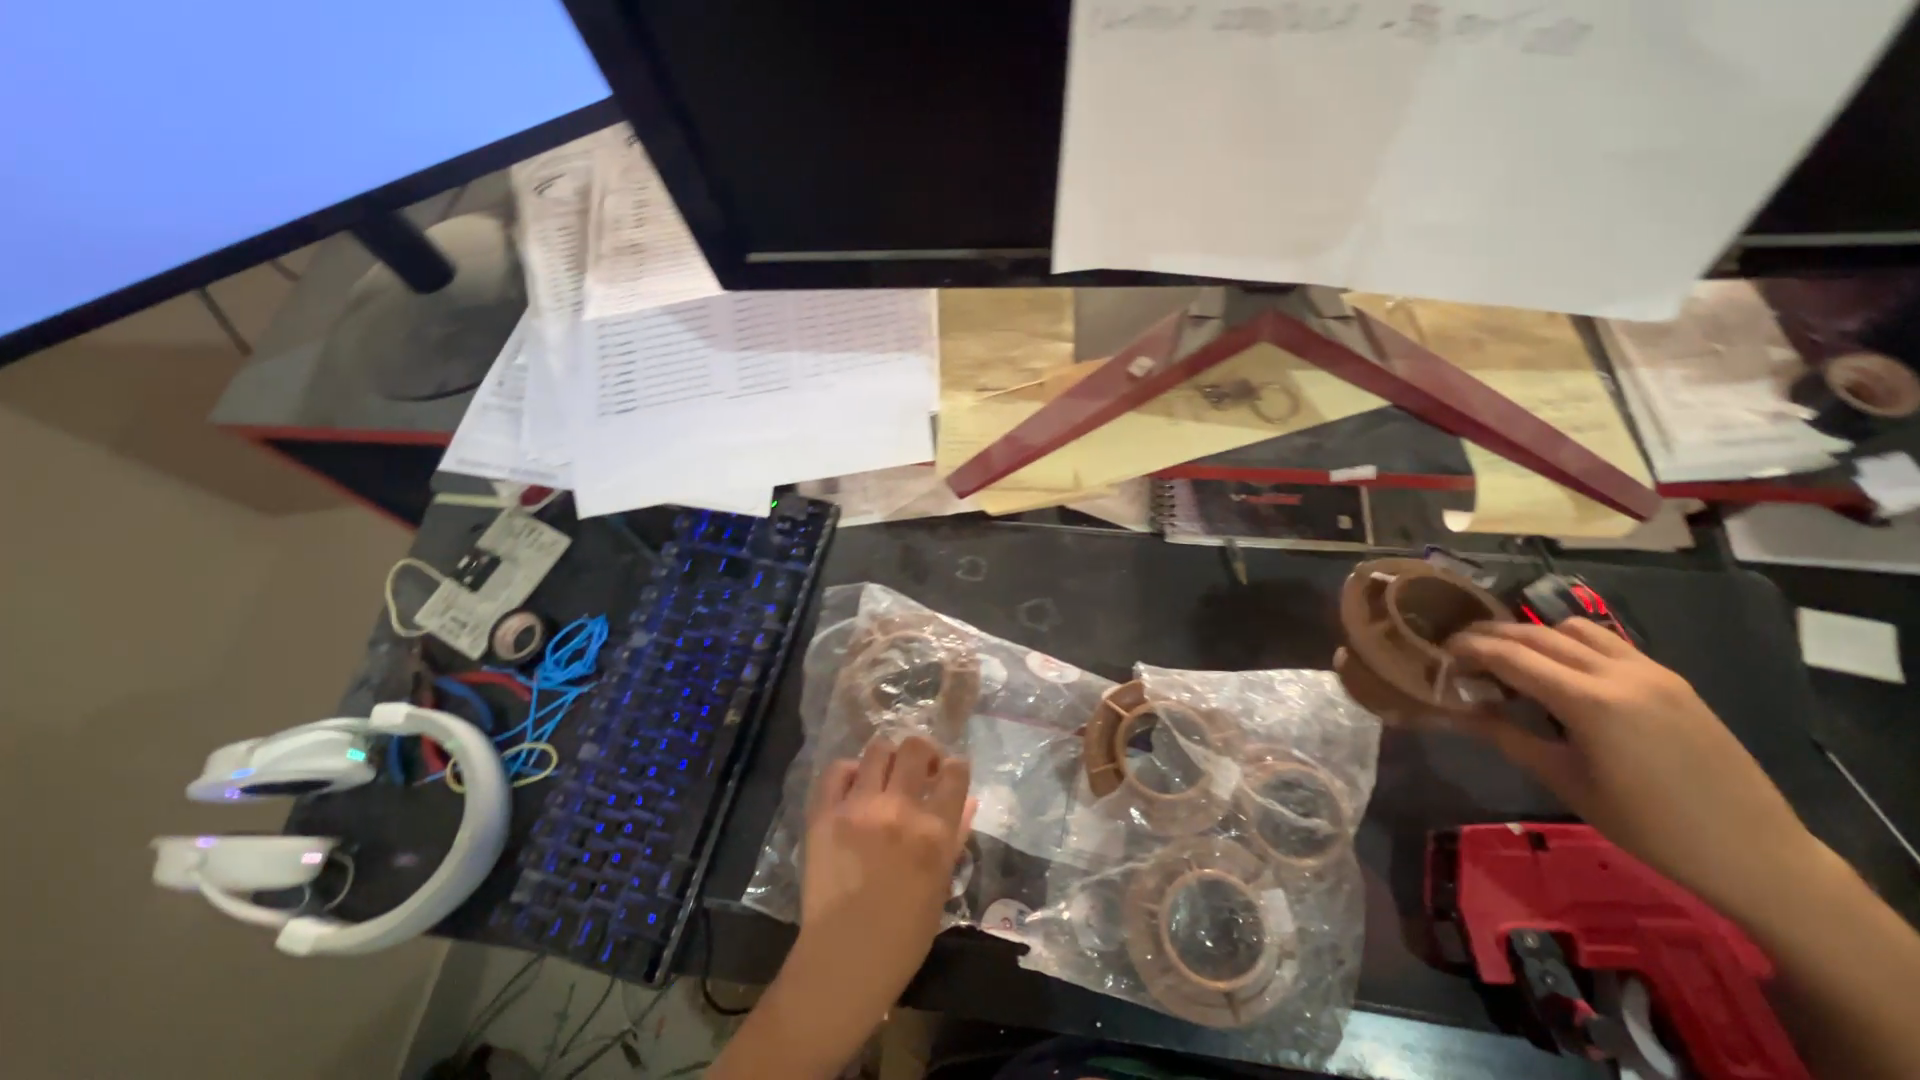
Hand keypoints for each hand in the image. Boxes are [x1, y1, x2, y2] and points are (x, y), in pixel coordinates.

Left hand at [789, 737, 974, 1040]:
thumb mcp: (942, 883)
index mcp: (934, 831)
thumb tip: (969, 800)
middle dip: (924, 751)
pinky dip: (851, 771)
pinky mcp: (824, 813)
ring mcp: (858, 807)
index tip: (949, 772)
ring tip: (887, 774)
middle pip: (916, 749)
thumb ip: (956, 836)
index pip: (955, 773)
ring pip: (878, 750)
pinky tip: (856, 786)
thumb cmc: (905, 933)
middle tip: (921, 768)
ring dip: (889, 757)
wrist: (846, 957)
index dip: (955, 767)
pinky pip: (837, 770)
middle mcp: (899, 809)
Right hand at [1447, 618, 1818, 918]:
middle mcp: (1619, 672)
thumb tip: (1459, 710)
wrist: (1751, 849)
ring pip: (1576, 630)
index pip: (1511, 656)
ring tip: (1509, 659)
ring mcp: (1650, 671)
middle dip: (1494, 636)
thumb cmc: (1648, 826)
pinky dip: (1572, 644)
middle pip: (1539, 634)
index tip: (1438, 653)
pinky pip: (1609, 644)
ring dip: (1534, 634)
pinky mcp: (1671, 679)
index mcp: (1589, 701)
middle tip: (1460, 652)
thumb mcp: (1567, 782)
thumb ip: (1509, 737)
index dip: (1469, 649)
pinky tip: (1560, 672)